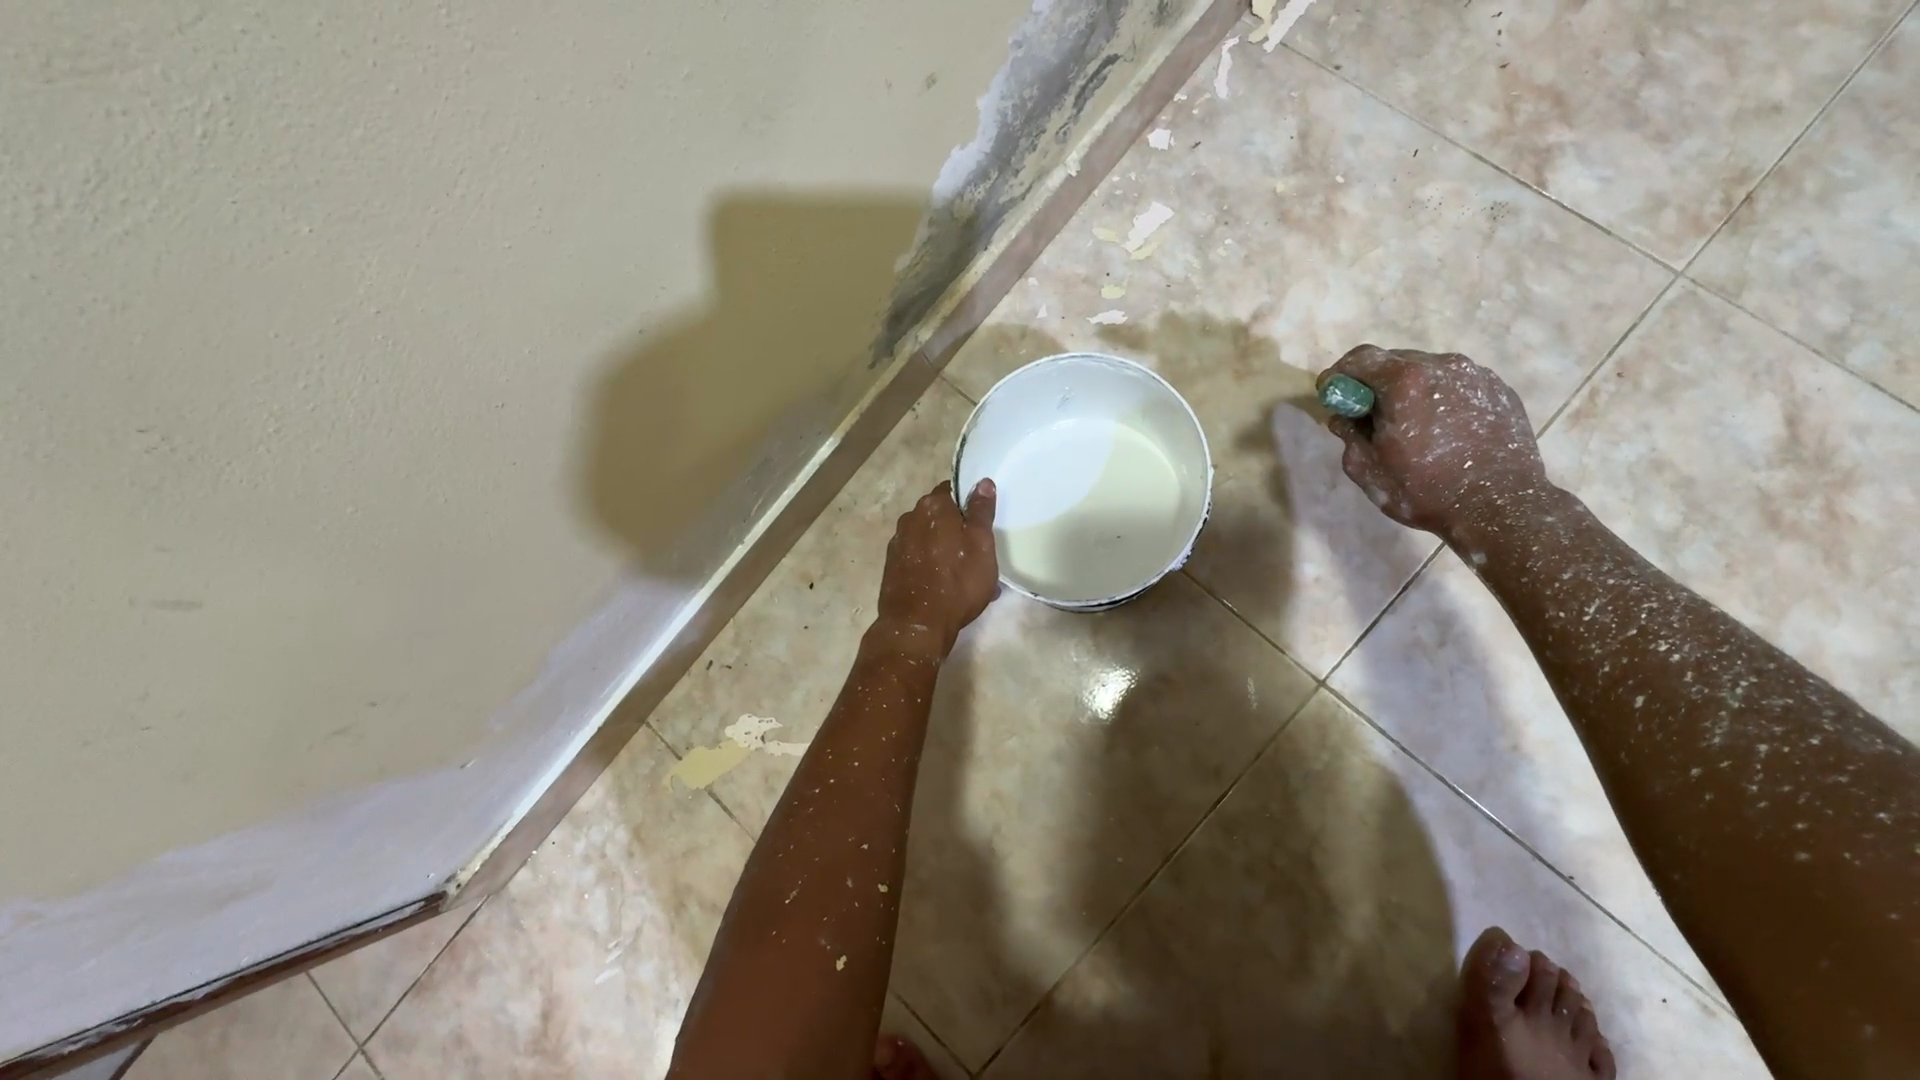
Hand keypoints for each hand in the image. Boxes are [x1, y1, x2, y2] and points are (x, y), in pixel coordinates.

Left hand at [872, 479, 999, 658]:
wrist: (917, 624)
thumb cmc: (957, 582)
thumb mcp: (981, 545)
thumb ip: (981, 511)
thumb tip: (982, 482)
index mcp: (932, 506)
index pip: (951, 491)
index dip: (968, 503)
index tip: (981, 522)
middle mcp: (910, 518)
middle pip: (938, 515)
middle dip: (956, 528)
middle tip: (976, 551)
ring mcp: (897, 543)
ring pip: (927, 537)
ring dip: (943, 548)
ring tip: (963, 573)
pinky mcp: (892, 566)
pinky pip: (917, 557)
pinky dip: (930, 565)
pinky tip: (943, 584)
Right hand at [1318, 345, 1551, 536]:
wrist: (1499, 508)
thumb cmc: (1425, 490)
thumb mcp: (1368, 469)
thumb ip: (1349, 435)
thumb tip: (1344, 417)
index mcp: (1405, 381)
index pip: (1360, 359)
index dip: (1339, 375)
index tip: (1332, 395)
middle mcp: (1442, 366)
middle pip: (1395, 361)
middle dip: (1375, 384)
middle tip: (1369, 415)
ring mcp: (1476, 375)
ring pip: (1428, 372)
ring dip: (1410, 391)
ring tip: (1410, 425)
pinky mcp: (1500, 390)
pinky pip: (1457, 385)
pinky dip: (1440, 399)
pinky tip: (1442, 430)